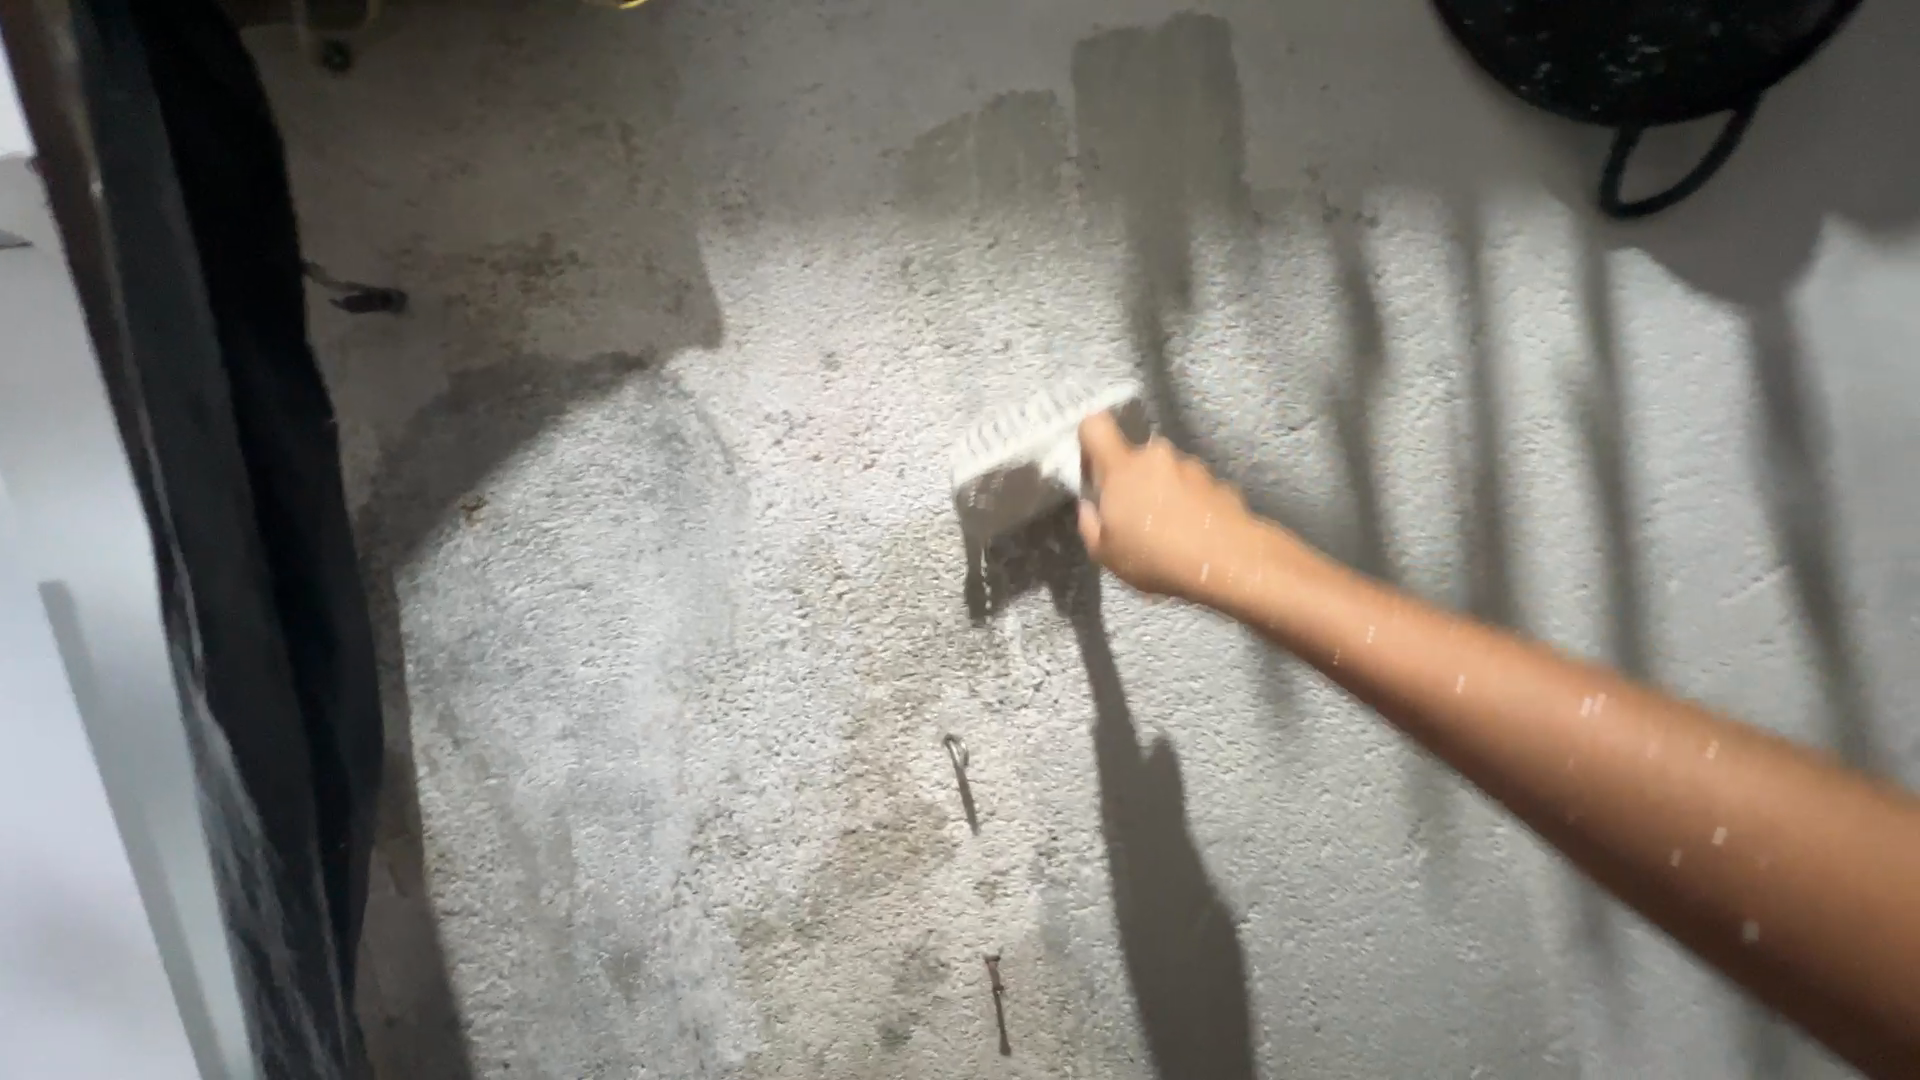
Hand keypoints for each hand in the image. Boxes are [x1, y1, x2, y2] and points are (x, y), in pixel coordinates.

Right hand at [1077, 411, 1256, 601]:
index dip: (1089, 439)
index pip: (1095, 426)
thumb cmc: (1157, 557)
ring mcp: (1192, 467)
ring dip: (1163, 494)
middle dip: (1132, 481)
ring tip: (1170, 532)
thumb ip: (1090, 524)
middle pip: (1134, 459)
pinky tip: (1194, 535)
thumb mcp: (1106, 554)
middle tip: (1135, 517)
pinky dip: (1189, 506)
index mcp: (1123, 468)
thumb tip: (1090, 508)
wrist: (1230, 563)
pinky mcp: (1218, 482)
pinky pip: (1193, 489)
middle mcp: (1157, 457)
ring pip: (1166, 473)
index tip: (1093, 466)